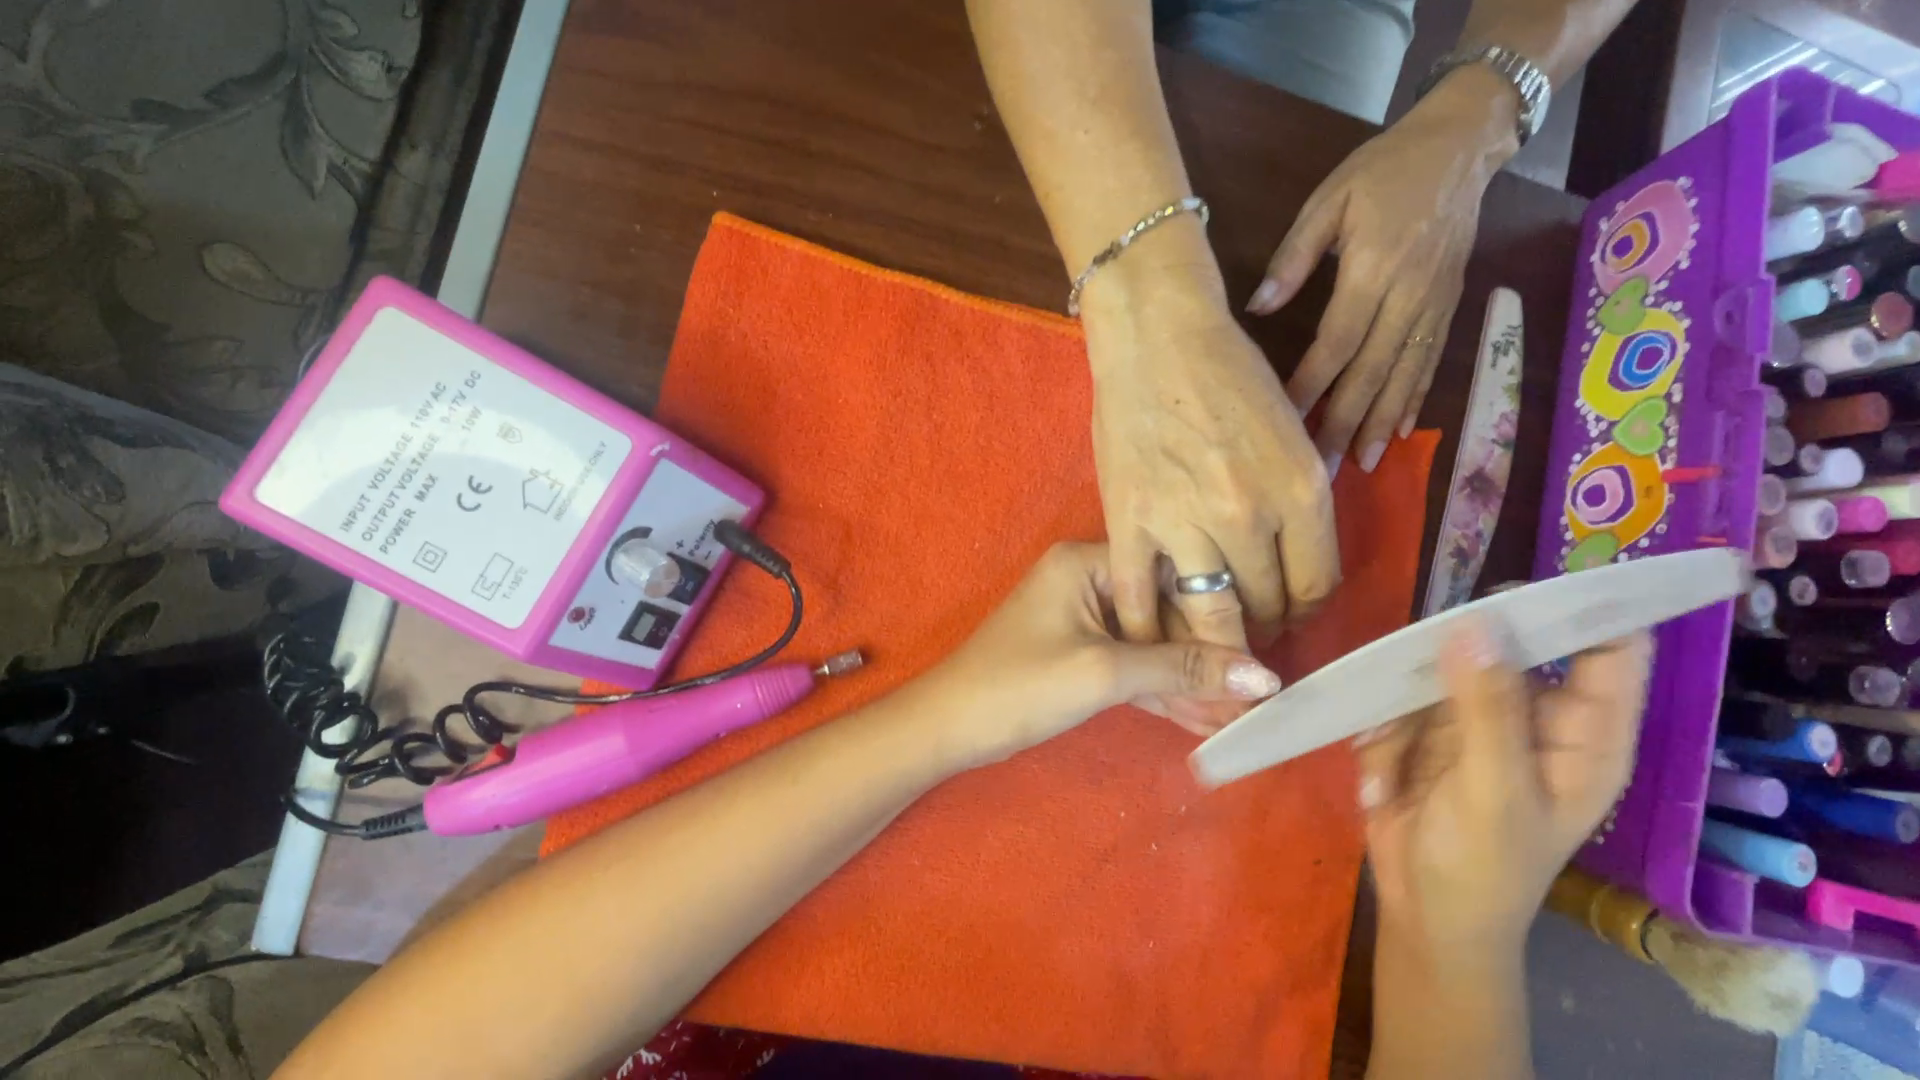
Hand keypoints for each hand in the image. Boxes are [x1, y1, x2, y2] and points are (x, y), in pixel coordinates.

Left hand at [917, 542, 1284, 766]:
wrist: (947, 729)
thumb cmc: (1019, 688)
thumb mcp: (1104, 673)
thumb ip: (1182, 668)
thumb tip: (1263, 677)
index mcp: (1088, 563)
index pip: (1172, 577)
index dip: (1221, 616)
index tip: (1266, 654)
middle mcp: (1089, 581)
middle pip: (1166, 613)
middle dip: (1209, 660)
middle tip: (1260, 698)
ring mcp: (1084, 620)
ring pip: (1152, 646)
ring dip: (1191, 683)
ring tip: (1244, 718)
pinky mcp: (1080, 654)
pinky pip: (1132, 667)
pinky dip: (1162, 692)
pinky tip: (1206, 721)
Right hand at [1081, 244, 1339, 651]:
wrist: (1156, 337)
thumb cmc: (1230, 371)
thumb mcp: (1293, 430)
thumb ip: (1300, 497)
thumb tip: (1295, 551)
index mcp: (1302, 490)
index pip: (1319, 586)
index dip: (1308, 611)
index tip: (1293, 612)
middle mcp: (1251, 517)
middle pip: (1269, 607)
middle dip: (1267, 627)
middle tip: (1255, 627)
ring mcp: (1185, 525)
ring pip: (1213, 617)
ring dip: (1218, 640)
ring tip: (1215, 640)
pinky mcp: (1130, 525)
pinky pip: (1142, 601)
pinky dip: (1149, 634)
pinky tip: (1154, 645)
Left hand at [1247, 71, 1518, 471]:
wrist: (1462, 144)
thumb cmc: (1383, 170)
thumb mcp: (1328, 200)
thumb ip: (1293, 257)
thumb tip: (1258, 307)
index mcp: (1374, 268)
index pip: (1337, 341)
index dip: (1312, 385)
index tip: (1286, 423)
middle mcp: (1410, 293)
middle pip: (1372, 369)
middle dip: (1344, 422)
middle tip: (1322, 469)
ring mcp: (1436, 302)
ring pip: (1406, 373)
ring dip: (1381, 422)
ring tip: (1360, 464)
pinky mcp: (1452, 304)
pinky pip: (1432, 359)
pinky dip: (1415, 397)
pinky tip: (1401, 430)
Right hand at [1356, 619, 1651, 964]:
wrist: (1420, 914)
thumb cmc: (1480, 867)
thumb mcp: (1491, 793)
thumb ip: (1485, 709)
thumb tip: (1475, 624)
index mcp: (1584, 734)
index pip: (1609, 648)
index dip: (1588, 605)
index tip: (1536, 572)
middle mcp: (1535, 715)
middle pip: (1516, 641)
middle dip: (1471, 637)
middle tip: (1426, 642)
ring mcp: (1476, 719)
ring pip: (1448, 661)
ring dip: (1413, 684)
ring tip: (1395, 735)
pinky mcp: (1426, 728)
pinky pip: (1403, 694)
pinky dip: (1385, 720)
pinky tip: (1382, 768)